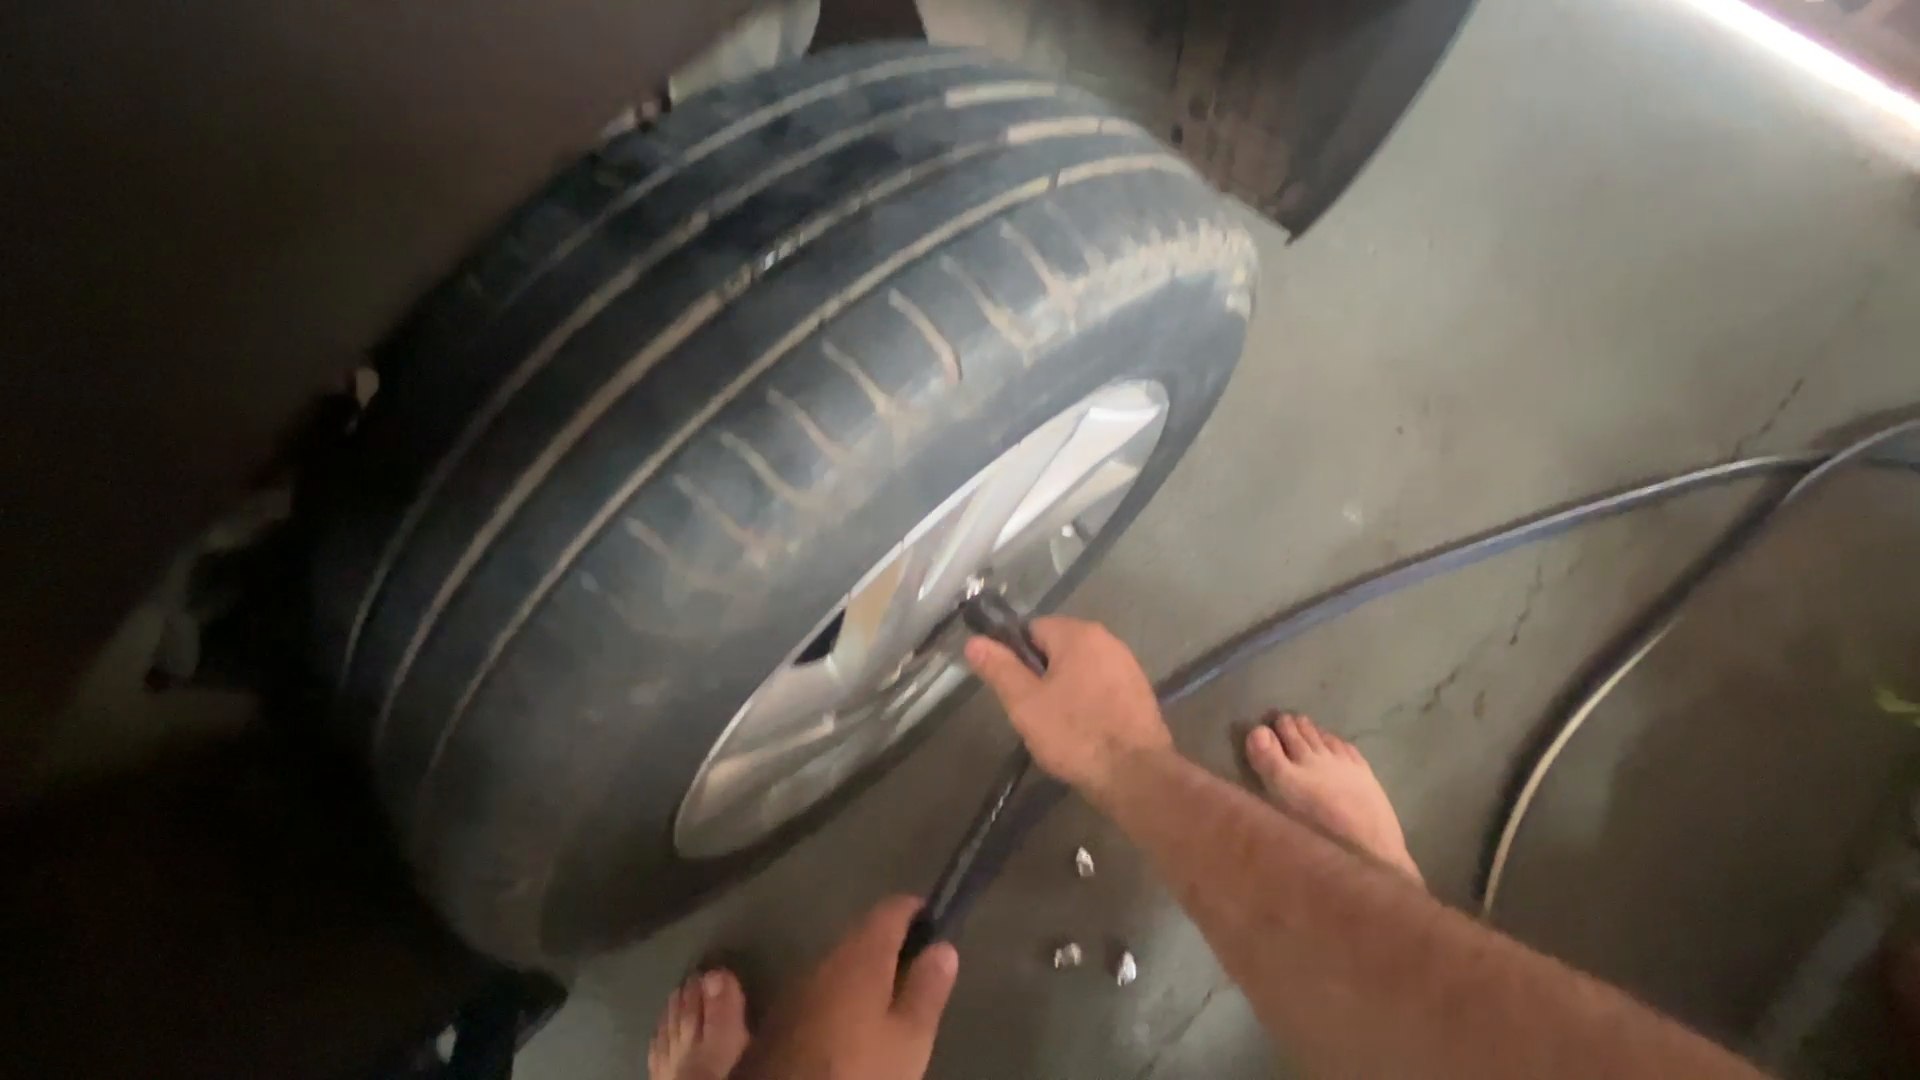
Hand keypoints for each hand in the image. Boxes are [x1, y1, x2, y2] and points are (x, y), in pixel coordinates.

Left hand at [739, 896, 957, 1079]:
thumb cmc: (859, 1071)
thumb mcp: (908, 1041)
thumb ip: (927, 990)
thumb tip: (942, 947)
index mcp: (861, 954)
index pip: (891, 908)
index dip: (915, 911)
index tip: (934, 923)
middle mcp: (826, 958)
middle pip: (862, 935)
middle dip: (889, 943)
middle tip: (914, 968)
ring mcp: (797, 986)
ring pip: (838, 963)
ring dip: (862, 970)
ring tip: (885, 997)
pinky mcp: (779, 1017)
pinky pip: (818, 989)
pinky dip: (838, 994)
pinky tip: (848, 1022)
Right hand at [965, 616, 1171, 792]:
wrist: (1137, 776)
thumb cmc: (1075, 735)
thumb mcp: (1025, 703)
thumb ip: (999, 669)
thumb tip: (974, 642)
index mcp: (1078, 634)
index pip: (1032, 629)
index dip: (1016, 657)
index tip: (1014, 689)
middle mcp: (1107, 640)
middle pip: (1058, 648)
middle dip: (1041, 675)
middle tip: (1033, 712)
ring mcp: (1128, 666)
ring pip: (1080, 670)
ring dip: (1065, 690)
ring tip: (1058, 726)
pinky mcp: (1140, 692)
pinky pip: (1101, 687)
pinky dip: (1088, 703)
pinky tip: (1084, 732)